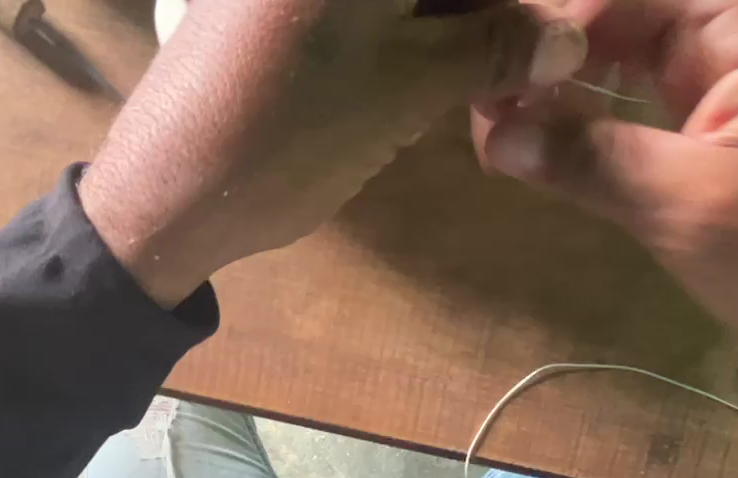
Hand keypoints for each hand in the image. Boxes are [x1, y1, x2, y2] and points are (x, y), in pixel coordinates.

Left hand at [80, 0, 587, 307]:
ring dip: (441, 25)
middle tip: (519, 56)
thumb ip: (490, 50)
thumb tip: (569, 40)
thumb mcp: (402, 94)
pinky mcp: (268, 7)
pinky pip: (356, 12)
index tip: (543, 38)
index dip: (512, 9)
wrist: (168, 197)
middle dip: (477, 17)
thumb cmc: (287, 140)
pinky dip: (398, 29)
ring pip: (395, 0)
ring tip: (477, 68)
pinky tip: (420, 67)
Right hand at [473, 0, 737, 412]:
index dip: (559, 16)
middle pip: (634, 1)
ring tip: (497, 105)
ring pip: (631, 30)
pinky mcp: (725, 96)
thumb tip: (494, 135)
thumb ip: (590, 161)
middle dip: (554, 37)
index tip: (496, 70)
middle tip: (485, 86)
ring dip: (563, 64)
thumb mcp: (687, 208)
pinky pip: (643, 71)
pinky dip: (589, 93)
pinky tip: (542, 118)